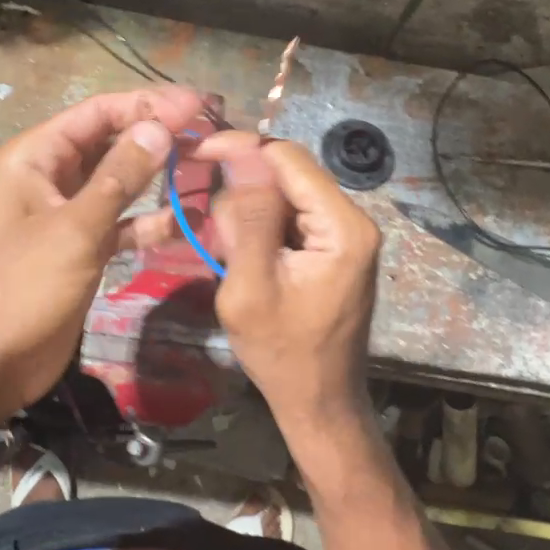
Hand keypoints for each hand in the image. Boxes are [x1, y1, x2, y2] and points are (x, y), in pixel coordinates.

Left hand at [0, 86, 206, 426]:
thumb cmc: (18, 290)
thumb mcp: (73, 230)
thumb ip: (119, 177)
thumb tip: (161, 127)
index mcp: (35, 158)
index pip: (99, 112)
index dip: (149, 104)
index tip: (200, 103)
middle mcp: (51, 177)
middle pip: (112, 141)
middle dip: (158, 134)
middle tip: (212, 128)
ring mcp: (67, 215)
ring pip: (120, 182)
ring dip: (159, 175)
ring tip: (208, 164)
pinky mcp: (81, 250)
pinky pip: (122, 223)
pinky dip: (151, 222)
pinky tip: (189, 221)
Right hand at [194, 131, 382, 426]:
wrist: (320, 402)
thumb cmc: (283, 354)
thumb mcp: (251, 289)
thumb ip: (248, 222)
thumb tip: (243, 165)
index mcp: (342, 226)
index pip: (289, 159)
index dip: (241, 147)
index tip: (196, 152)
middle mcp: (353, 220)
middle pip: (288, 175)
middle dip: (241, 187)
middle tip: (204, 214)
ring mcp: (346, 235)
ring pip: (286, 196)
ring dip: (248, 212)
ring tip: (223, 250)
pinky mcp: (334, 249)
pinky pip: (292, 219)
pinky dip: (262, 228)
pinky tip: (241, 256)